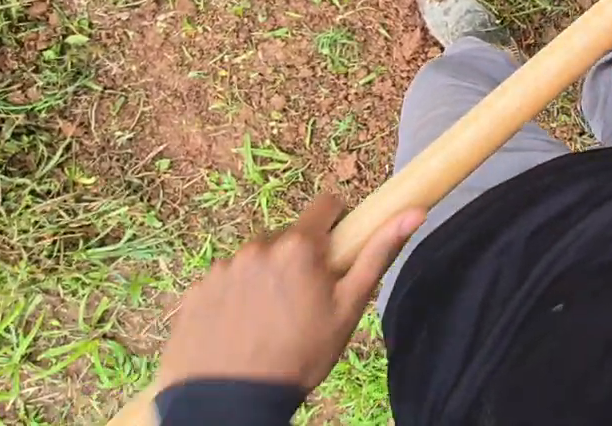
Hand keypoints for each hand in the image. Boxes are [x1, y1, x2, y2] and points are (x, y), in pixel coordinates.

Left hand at [155, 195, 424, 391]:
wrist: (228, 408)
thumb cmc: (301, 355)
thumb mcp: (349, 307)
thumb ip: (380, 252)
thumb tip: (416, 210)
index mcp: (300, 244)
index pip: (326, 205)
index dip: (336, 225)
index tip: (335, 254)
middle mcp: (258, 245)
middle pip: (290, 235)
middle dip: (299, 255)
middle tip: (304, 297)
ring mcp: (223, 267)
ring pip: (257, 257)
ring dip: (266, 274)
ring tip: (269, 317)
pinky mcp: (195, 291)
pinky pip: (225, 279)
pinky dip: (235, 294)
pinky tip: (239, 327)